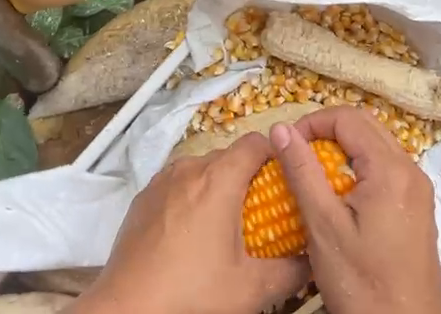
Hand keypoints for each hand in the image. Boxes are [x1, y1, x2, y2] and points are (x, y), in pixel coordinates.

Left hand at [74, 133, 307, 313]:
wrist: (129, 308)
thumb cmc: (192, 294)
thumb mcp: (252, 289)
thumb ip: (291, 271)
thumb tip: (311, 260)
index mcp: (218, 179)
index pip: (255, 143)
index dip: (275, 156)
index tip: (286, 181)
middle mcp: (189, 169)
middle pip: (229, 157)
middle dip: (248, 179)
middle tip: (261, 214)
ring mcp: (162, 180)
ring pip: (201, 170)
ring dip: (217, 189)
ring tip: (226, 228)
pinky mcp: (143, 197)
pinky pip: (177, 185)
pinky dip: (190, 198)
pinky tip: (192, 236)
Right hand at [270, 107, 440, 313]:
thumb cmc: (361, 283)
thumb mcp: (323, 225)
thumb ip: (302, 171)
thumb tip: (281, 128)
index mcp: (391, 170)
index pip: (347, 118)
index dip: (312, 123)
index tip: (287, 146)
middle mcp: (411, 171)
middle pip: (365, 125)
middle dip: (327, 131)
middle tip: (298, 154)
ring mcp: (418, 191)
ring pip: (376, 145)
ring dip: (343, 148)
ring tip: (314, 174)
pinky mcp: (418, 209)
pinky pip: (386, 168)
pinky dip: (359, 168)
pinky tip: (339, 196)